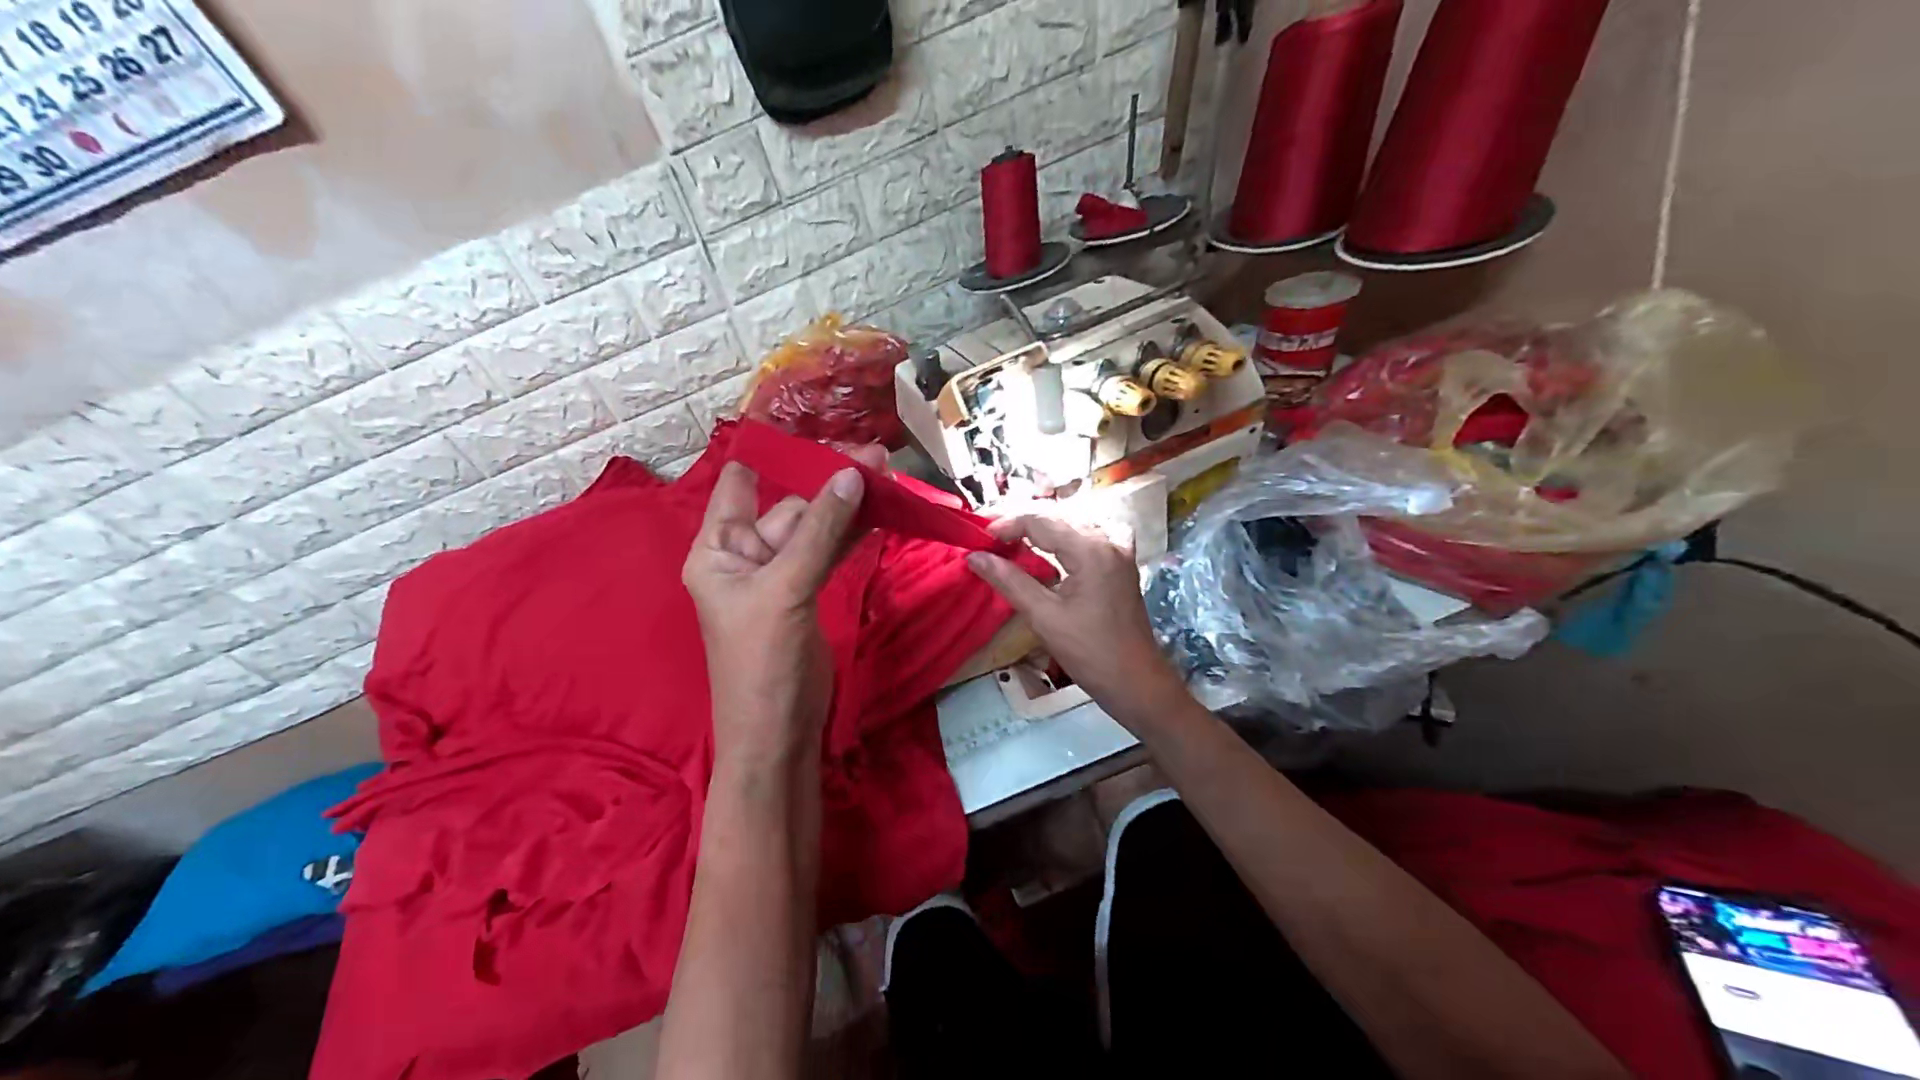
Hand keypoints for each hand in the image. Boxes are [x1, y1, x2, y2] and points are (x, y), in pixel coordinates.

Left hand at [682, 454, 874, 768]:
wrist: (779, 733)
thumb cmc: (762, 663)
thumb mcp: (786, 591)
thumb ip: (819, 532)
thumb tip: (850, 475)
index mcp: (719, 548)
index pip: (738, 484)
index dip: (764, 452)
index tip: (801, 422)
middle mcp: (746, 556)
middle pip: (791, 505)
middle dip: (830, 482)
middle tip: (876, 458)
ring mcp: (780, 575)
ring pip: (817, 529)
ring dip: (848, 507)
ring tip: (887, 477)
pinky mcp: (808, 593)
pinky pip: (831, 553)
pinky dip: (853, 535)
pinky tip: (880, 514)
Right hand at [965, 516, 1190, 730]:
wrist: (1136, 682)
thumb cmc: (1089, 652)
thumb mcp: (1044, 617)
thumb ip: (1009, 581)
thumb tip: (976, 557)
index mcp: (1090, 550)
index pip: (1041, 523)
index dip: (1008, 525)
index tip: (981, 538)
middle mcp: (1108, 542)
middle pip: (1058, 520)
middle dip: (1024, 526)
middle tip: (993, 541)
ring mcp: (1120, 553)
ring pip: (1076, 526)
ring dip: (1046, 531)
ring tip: (1017, 543)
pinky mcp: (1123, 567)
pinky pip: (1095, 537)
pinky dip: (1073, 538)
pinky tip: (1060, 549)